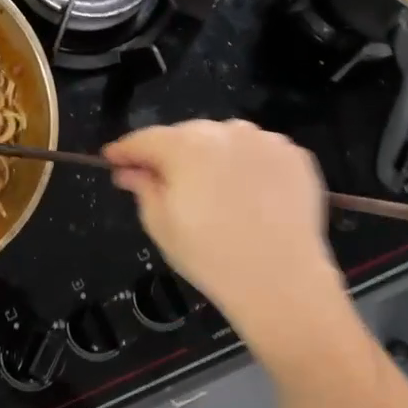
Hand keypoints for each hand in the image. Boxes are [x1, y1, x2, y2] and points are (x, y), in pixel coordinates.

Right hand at [104, 119, 341, 329]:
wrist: (278, 276)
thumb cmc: (207, 254)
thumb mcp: (160, 224)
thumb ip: (143, 188)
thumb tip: (129, 172)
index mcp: (187, 147)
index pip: (145, 139)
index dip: (124, 150)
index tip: (111, 159)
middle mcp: (228, 132)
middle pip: (187, 134)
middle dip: (169, 152)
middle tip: (158, 178)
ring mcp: (267, 141)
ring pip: (225, 139)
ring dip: (208, 155)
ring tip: (206, 187)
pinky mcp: (296, 157)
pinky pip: (257, 153)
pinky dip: (243, 165)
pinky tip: (242, 195)